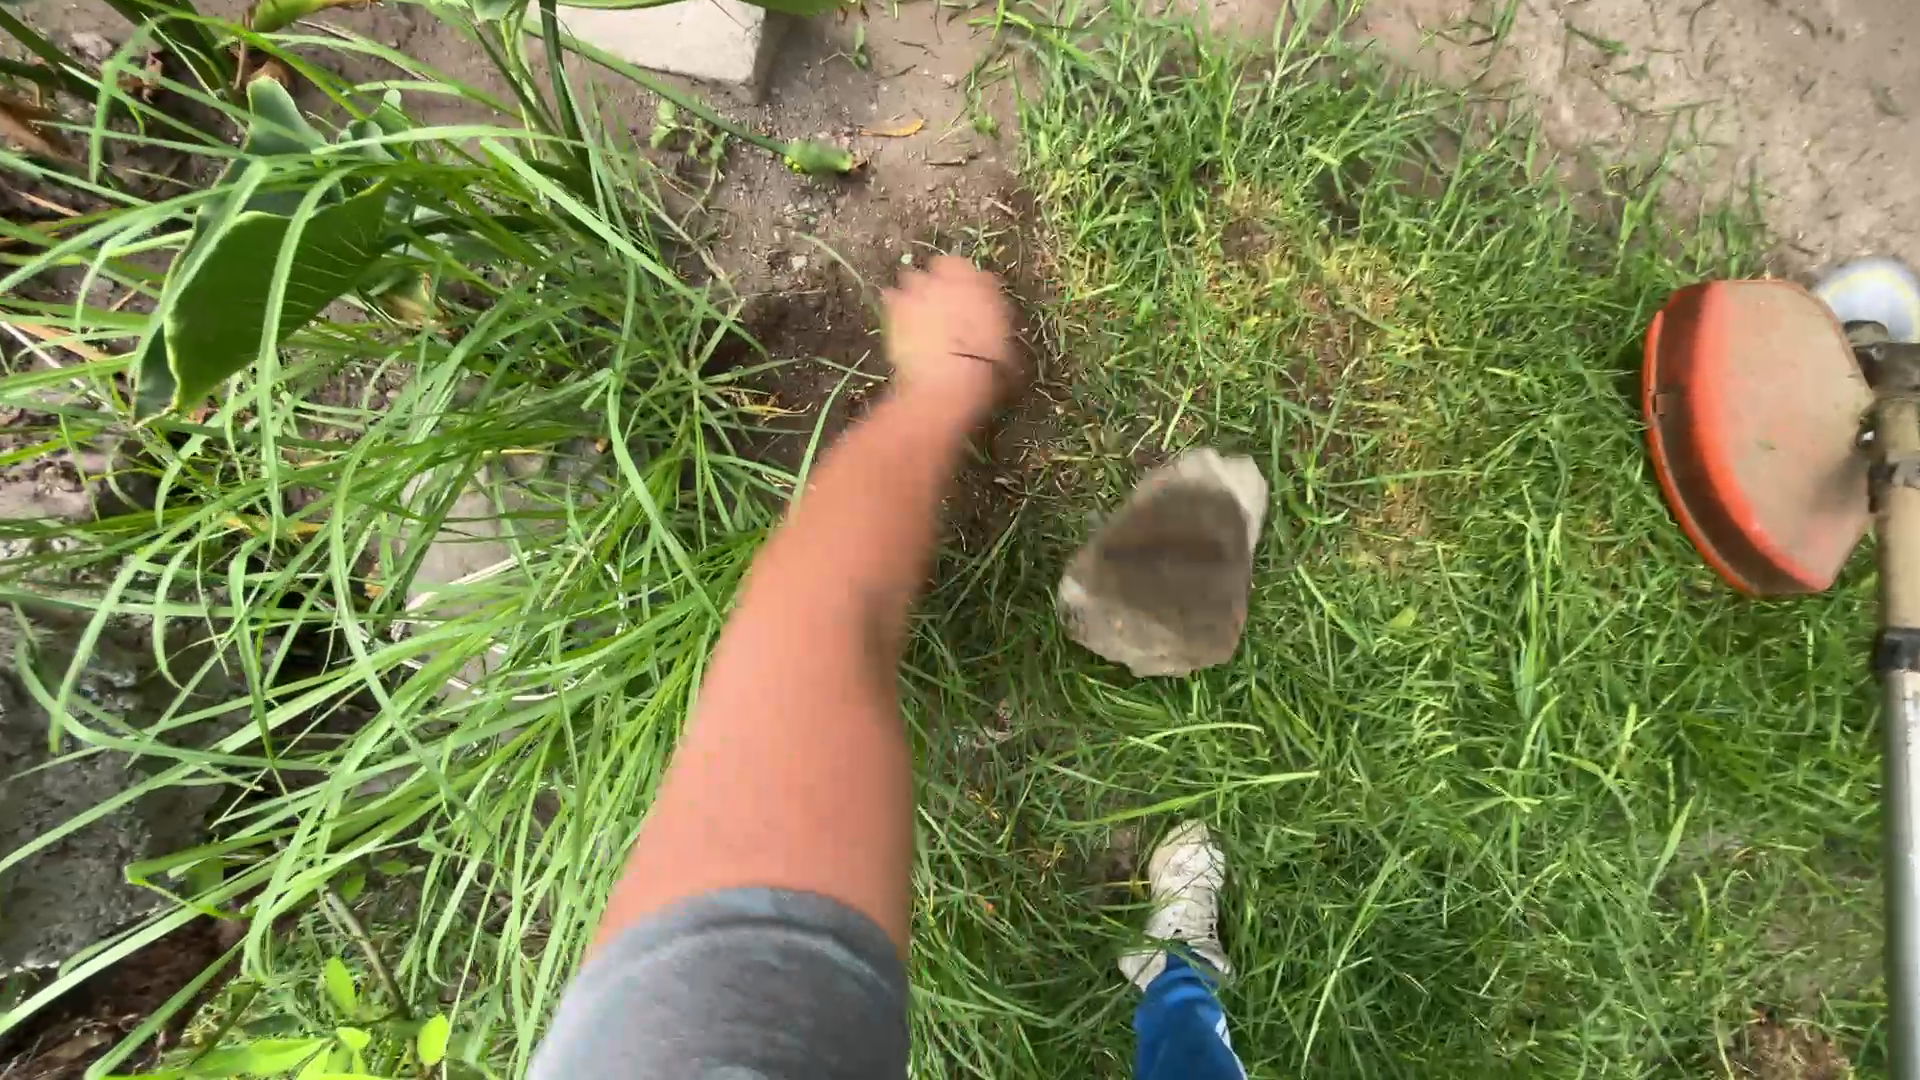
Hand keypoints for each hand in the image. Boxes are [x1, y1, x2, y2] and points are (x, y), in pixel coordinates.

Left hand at [881, 255, 1016, 418]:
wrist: (949, 380)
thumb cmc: (986, 370)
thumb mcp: (1006, 353)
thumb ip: (997, 332)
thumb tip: (996, 336)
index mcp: (985, 287)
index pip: (980, 277)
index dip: (975, 291)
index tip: (972, 305)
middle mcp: (954, 279)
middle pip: (944, 267)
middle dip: (941, 282)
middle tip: (941, 304)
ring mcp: (921, 287)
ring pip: (915, 276)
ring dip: (915, 290)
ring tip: (917, 312)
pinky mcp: (896, 304)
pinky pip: (892, 296)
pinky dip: (894, 305)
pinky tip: (898, 323)